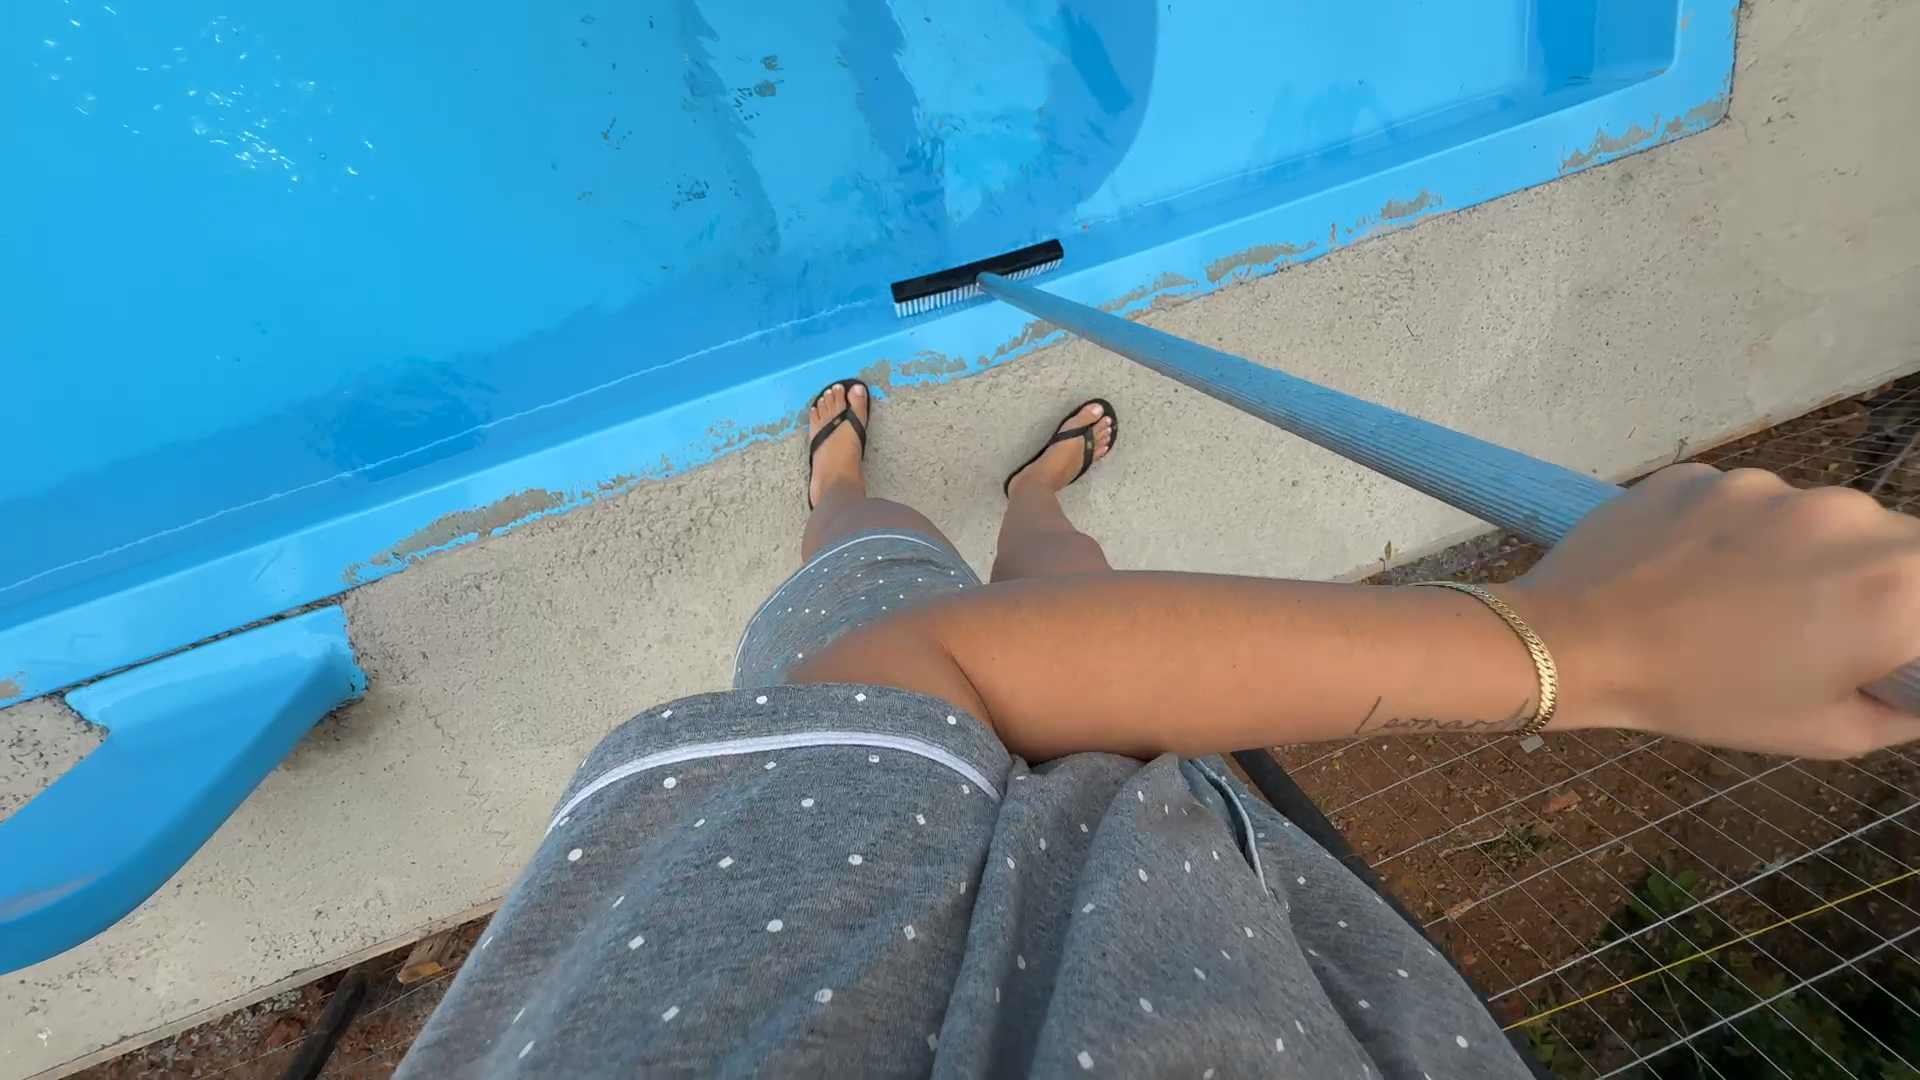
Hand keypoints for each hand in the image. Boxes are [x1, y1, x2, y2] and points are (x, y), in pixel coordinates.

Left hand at [1499, 464, 1919, 757]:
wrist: (1566, 645)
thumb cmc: (1693, 693)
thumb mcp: (1829, 727)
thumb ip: (1906, 701)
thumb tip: (1910, 678)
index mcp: (1901, 580)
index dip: (1901, 615)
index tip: (1855, 636)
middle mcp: (1839, 515)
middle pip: (1880, 541)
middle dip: (1852, 577)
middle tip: (1786, 618)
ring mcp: (1753, 487)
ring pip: (1799, 514)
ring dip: (1780, 546)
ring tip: (1719, 592)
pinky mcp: (1686, 477)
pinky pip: (1726, 500)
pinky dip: (1715, 526)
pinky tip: (1678, 564)